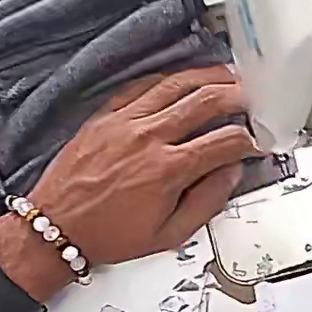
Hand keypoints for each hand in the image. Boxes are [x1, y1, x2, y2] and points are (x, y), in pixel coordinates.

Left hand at [0, 66, 258, 299]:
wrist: (57, 228)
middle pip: (206, 100)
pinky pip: (140, 85)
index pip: (225, 141)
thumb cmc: (108, 235)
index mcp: (168, 170)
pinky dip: (166, 78)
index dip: (249, 139)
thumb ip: (207, 202)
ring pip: (176, 83)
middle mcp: (149, 138)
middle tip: (250, 98)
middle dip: (236, 95)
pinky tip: (180, 79)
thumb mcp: (168, 235)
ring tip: (226, 76)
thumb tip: (230, 174)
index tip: (254, 142)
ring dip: (207, 75)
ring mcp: (125, 122)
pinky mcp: (104, 116)